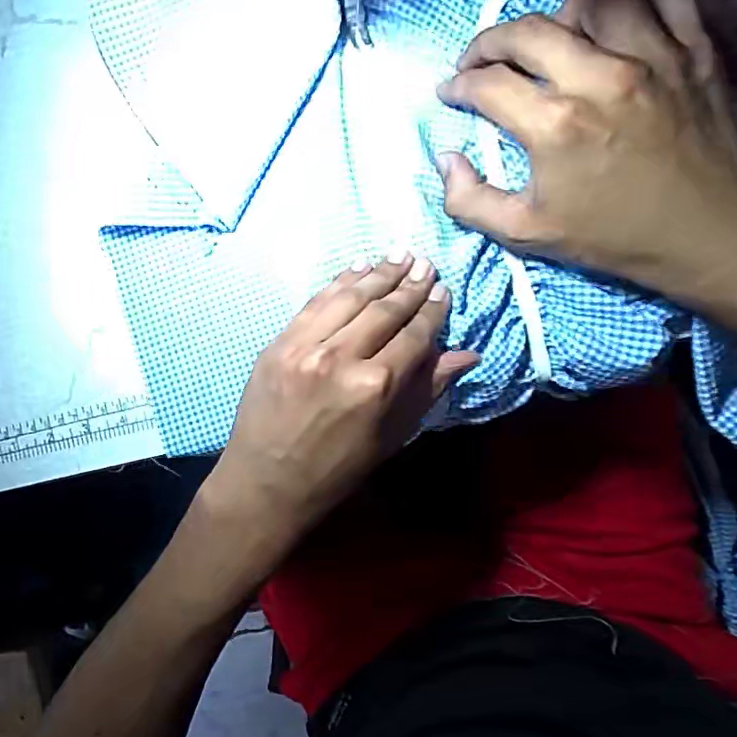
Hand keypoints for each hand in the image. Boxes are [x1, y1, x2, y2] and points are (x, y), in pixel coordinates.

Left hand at [198, 255, 479, 563]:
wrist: (268, 482)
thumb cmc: (340, 469)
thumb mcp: (394, 435)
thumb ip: (428, 387)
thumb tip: (467, 354)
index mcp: (377, 386)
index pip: (414, 335)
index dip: (432, 310)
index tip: (443, 290)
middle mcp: (342, 358)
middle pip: (385, 310)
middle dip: (409, 285)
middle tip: (426, 264)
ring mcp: (305, 346)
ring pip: (351, 297)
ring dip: (378, 273)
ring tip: (399, 255)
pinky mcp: (279, 342)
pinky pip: (316, 302)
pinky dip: (340, 282)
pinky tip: (359, 268)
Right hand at [435, 0, 736, 301]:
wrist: (707, 234)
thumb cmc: (615, 237)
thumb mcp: (530, 236)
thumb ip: (472, 202)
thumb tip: (446, 160)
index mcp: (554, 125)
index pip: (486, 82)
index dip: (458, 85)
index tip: (453, 93)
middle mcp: (598, 77)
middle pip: (527, 29)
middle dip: (490, 42)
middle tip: (485, 63)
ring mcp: (653, 56)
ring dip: (567, 14)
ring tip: (562, 41)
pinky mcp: (694, 51)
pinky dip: (643, 5)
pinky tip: (628, 33)